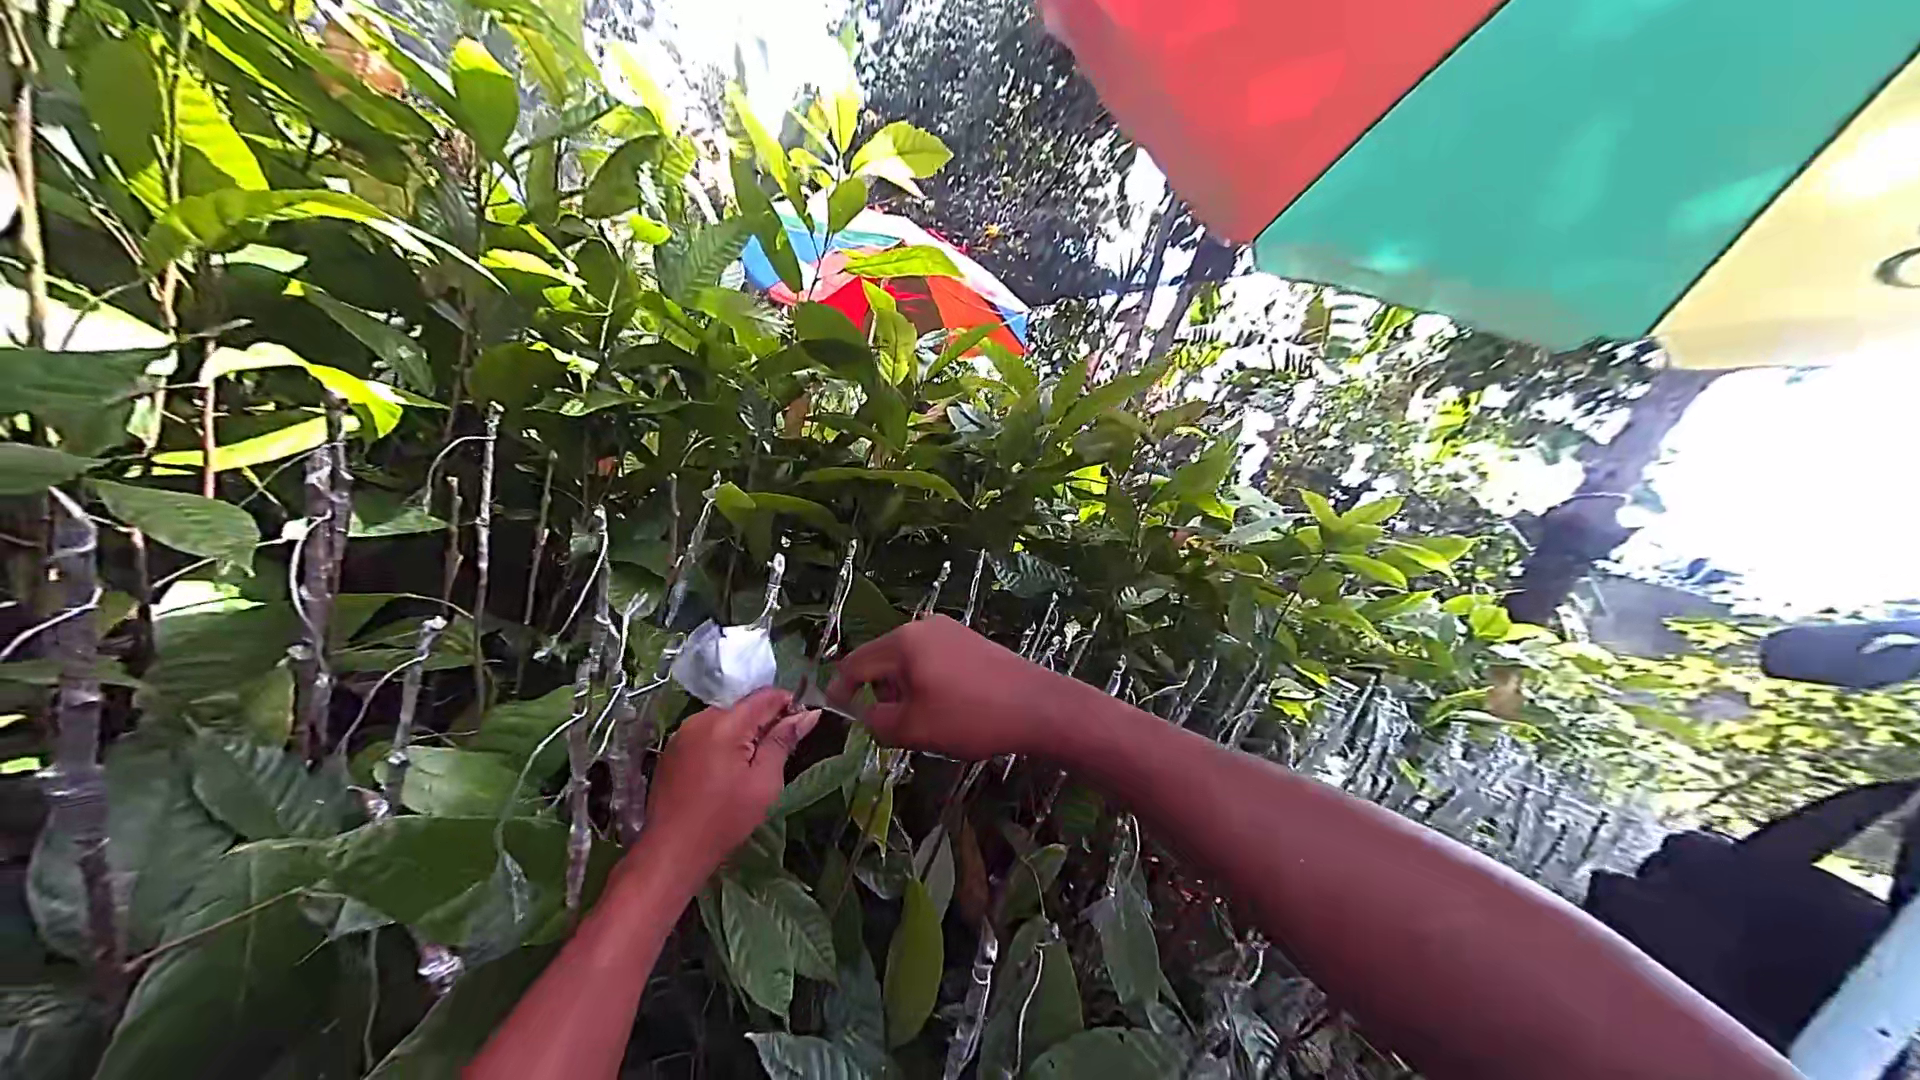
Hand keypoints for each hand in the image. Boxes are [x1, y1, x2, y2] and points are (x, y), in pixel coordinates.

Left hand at [642, 687, 819, 880]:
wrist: (671, 852)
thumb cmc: (724, 819)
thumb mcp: (764, 781)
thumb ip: (784, 741)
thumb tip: (808, 714)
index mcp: (725, 724)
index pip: (765, 696)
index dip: (788, 704)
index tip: (800, 725)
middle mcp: (700, 719)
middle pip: (743, 706)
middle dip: (764, 721)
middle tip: (777, 753)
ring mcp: (682, 734)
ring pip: (725, 719)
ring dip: (743, 733)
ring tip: (751, 766)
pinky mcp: (672, 750)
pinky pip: (706, 733)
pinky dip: (723, 743)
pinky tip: (725, 772)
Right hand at [826, 615, 1078, 759]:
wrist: (1039, 706)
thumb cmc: (972, 717)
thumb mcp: (914, 728)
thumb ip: (877, 721)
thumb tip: (867, 712)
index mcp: (903, 641)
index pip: (856, 663)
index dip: (841, 689)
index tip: (835, 709)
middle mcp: (923, 625)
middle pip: (883, 660)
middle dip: (880, 693)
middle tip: (893, 726)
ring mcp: (949, 629)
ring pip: (909, 661)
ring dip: (905, 689)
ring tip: (926, 720)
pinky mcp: (969, 639)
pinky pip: (932, 659)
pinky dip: (927, 681)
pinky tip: (949, 706)